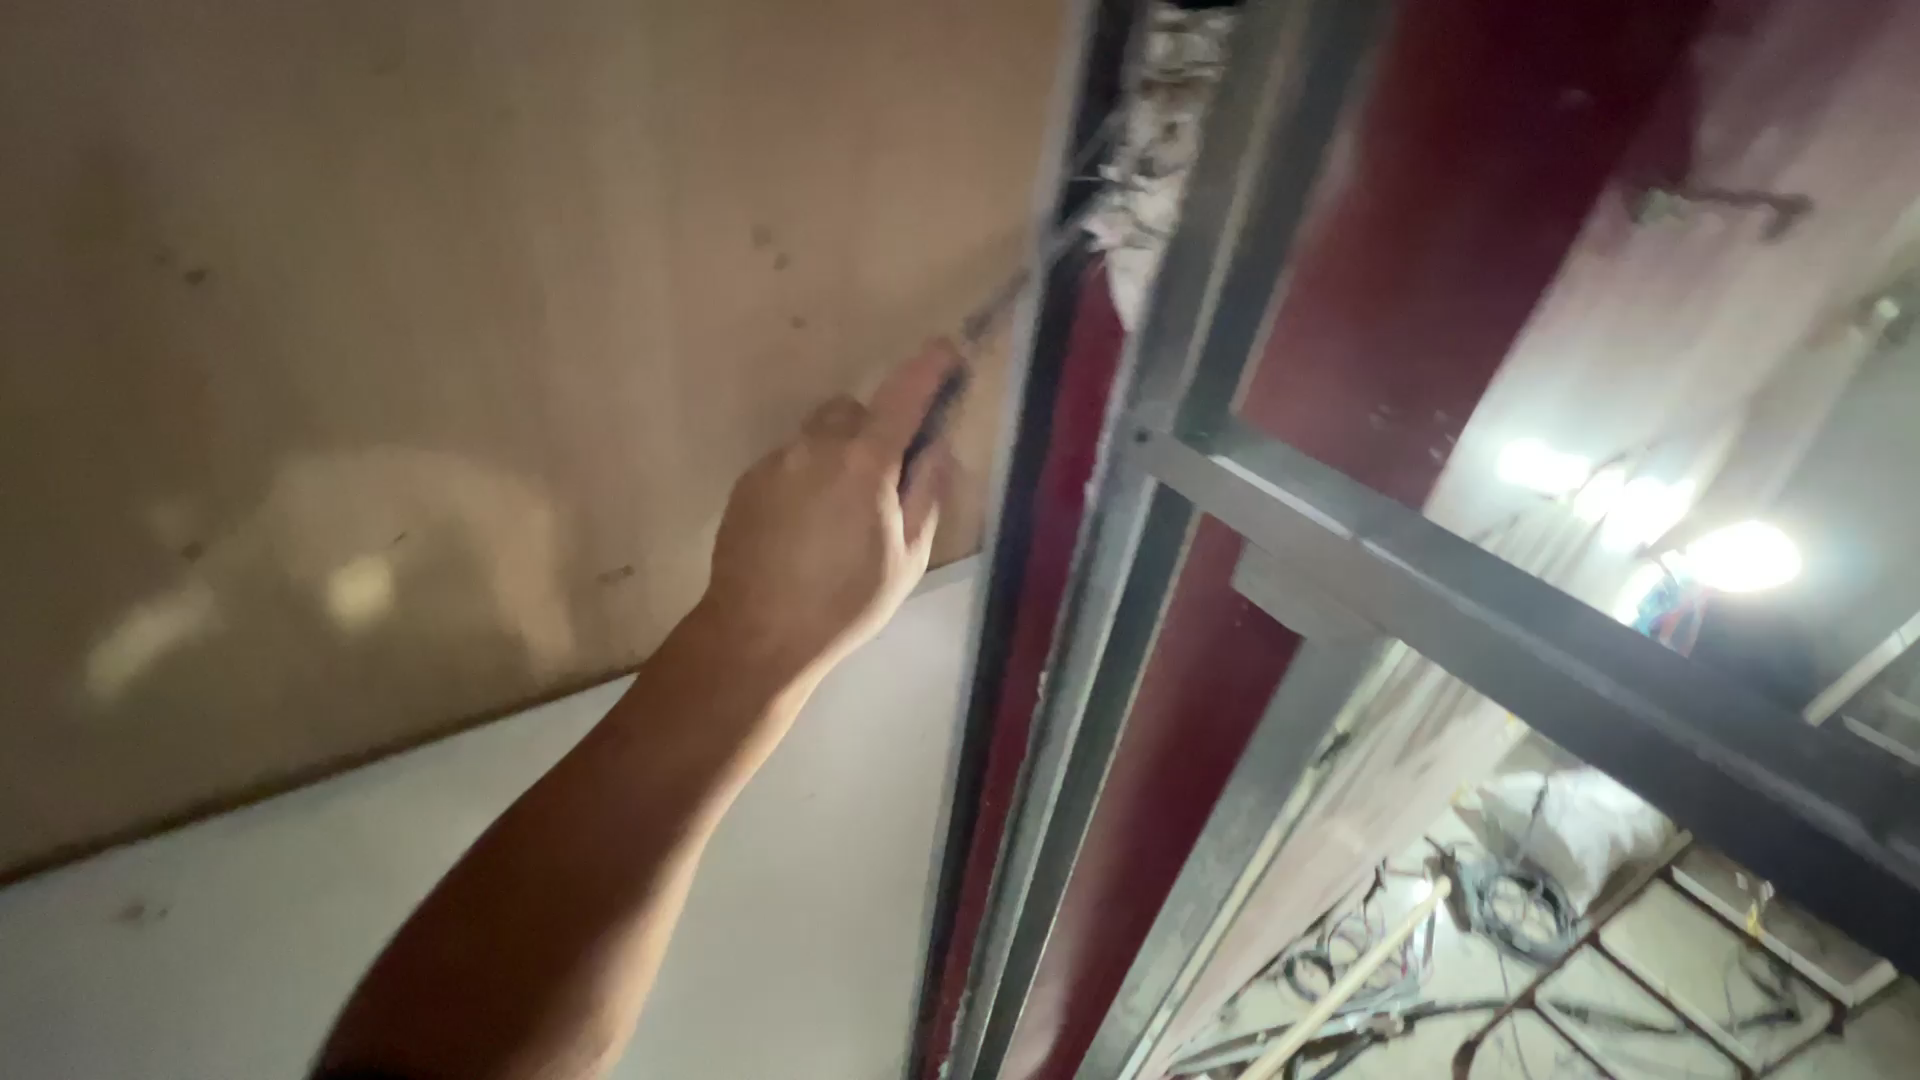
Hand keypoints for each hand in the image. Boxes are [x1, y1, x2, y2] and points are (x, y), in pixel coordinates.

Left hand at [700, 341, 961, 680]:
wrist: (757, 634)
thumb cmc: (846, 603)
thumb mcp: (909, 558)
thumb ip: (927, 494)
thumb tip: (937, 449)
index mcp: (864, 463)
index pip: (904, 395)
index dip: (930, 367)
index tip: (948, 353)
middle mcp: (816, 447)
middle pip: (854, 411)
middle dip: (876, 430)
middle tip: (885, 479)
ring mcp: (775, 462)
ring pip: (818, 435)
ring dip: (839, 454)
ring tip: (839, 513)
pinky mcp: (747, 482)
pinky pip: (789, 461)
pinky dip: (807, 476)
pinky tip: (805, 528)